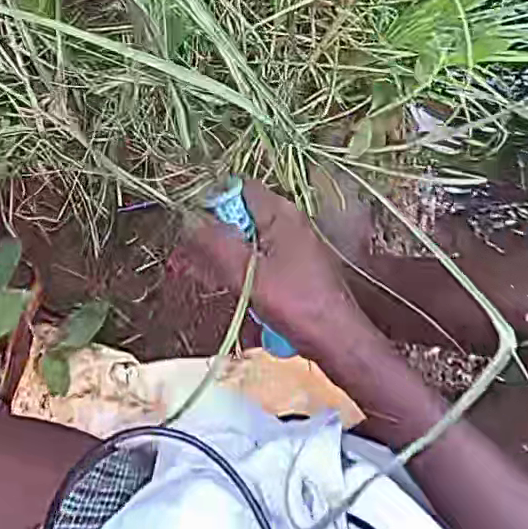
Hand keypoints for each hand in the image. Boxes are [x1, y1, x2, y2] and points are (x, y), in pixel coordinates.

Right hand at [177, 179, 373, 356]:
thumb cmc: (297, 305)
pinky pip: (259, 254)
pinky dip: (240, 266)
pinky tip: (229, 286)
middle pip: (239, 212)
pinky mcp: (294, 262)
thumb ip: (215, 242)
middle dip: (212, 233)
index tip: (191, 227)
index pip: (236, 187)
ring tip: (204, 275)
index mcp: (280, 212)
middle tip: (188, 258)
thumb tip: (188, 218)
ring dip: (223, 254)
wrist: (339, 342)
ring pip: (246, 236)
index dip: (210, 202)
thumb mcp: (247, 273)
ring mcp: (292, 241)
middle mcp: (288, 219)